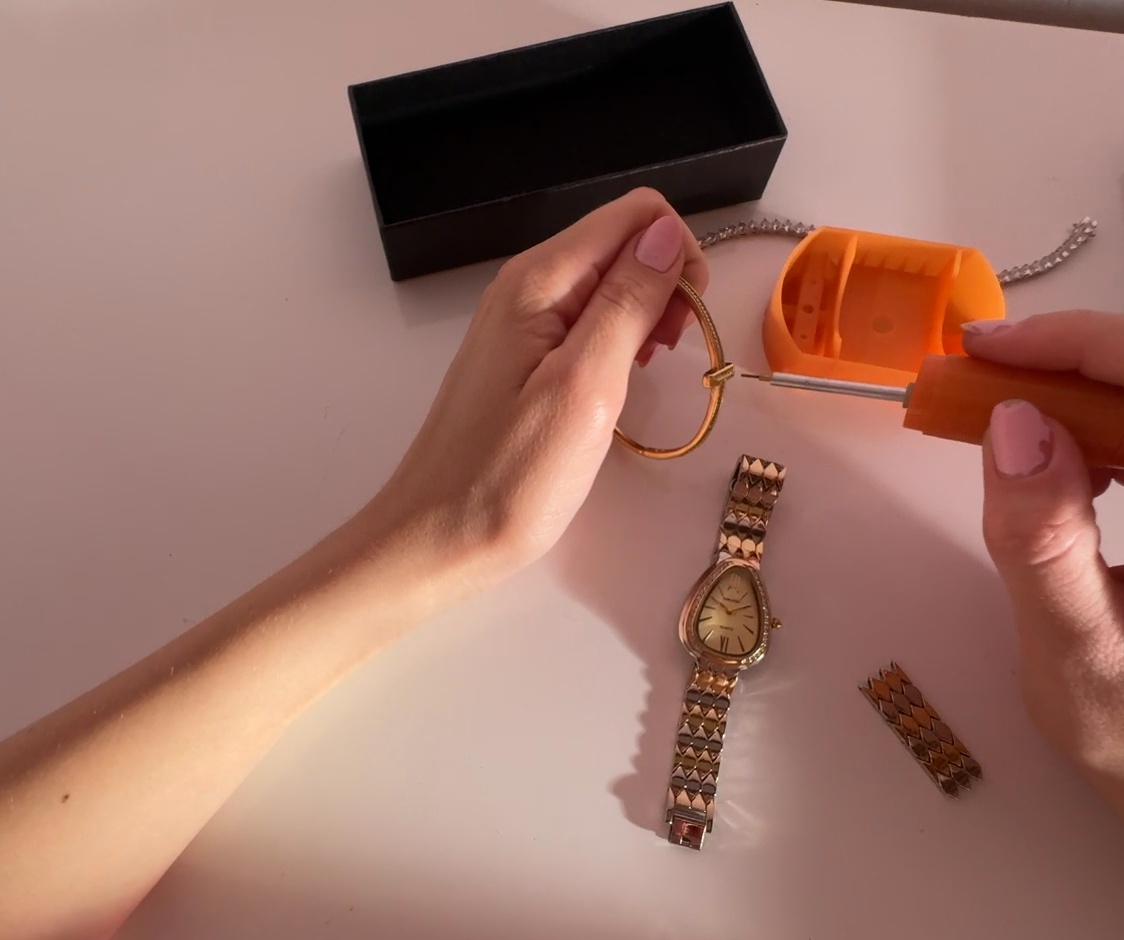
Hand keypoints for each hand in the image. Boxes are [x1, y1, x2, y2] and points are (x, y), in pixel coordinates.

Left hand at [365, 188, 707, 585]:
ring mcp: (517, 328)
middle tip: (664, 355)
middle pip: (620, 246)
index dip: (678, 256)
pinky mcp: (518, 365)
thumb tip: (667, 234)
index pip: (635, 215)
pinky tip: (611, 388)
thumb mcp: (584, 387)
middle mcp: (524, 289)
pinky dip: (612, 346)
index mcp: (538, 281)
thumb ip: (626, 303)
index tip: (685, 323)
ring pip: (604, 288)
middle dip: (663, 287)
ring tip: (640, 376)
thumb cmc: (511, 478)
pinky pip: (581, 328)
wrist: (438, 539)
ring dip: (641, 319)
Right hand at [963, 304, 1123, 801]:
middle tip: (979, 377)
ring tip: (1002, 411)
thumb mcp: (1070, 650)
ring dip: (1085, 376)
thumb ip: (1040, 539)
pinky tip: (1050, 442)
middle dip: (1080, 352)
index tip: (989, 349)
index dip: (1092, 342)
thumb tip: (1012, 423)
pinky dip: (1100, 406)